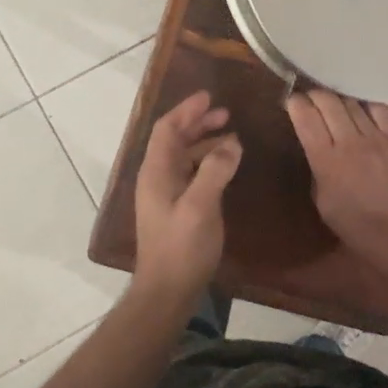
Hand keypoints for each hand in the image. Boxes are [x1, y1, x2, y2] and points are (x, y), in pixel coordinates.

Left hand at [133, 92, 241, 298]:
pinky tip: (226, 166)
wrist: (167, 290)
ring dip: (205, 142)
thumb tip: (232, 143)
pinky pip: (190, 174)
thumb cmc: (181, 247)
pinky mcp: (176, 209)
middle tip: (226, 113)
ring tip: (232, 137)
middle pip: (174, 140)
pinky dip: (207, 163)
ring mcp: (165, 195)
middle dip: (198, 123)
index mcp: (156, 172)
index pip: (167, 129)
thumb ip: (215, 171)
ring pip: (184, 157)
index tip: (209, 96)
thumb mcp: (200, 207)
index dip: (186, 110)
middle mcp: (156, 178)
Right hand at [286, 91, 387, 267]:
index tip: (293, 101)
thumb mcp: (322, 200)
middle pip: (329, 102)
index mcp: (327, 161)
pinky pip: (380, 109)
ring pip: (352, 102)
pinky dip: (366, 103)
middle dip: (315, 95)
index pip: (307, 119)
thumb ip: (317, 168)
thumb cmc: (355, 224)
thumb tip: (317, 146)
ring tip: (334, 101)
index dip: (296, 104)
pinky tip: (361, 106)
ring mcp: (376, 138)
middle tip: (311, 97)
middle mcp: (350, 143)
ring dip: (339, 97)